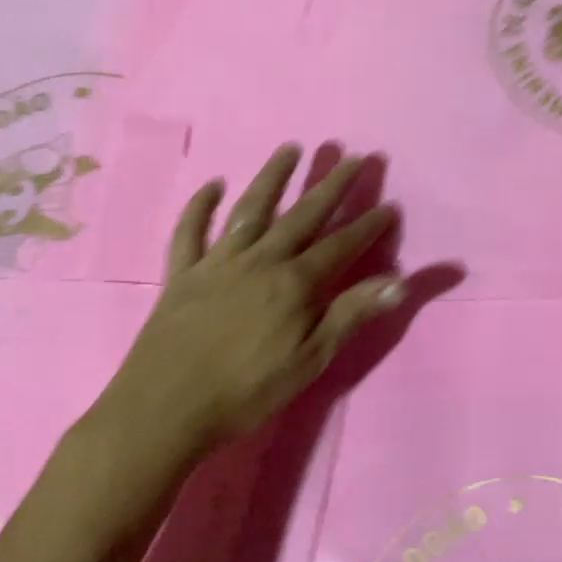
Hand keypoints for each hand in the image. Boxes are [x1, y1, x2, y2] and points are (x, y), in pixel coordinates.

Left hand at [93, 143, 403, 460]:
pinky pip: (189, 234)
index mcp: (295, 283)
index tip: (389, 204)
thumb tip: (399, 280)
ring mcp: (217, 264)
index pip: (342, 245)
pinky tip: (211, 186)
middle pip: (303, 215)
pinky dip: (200, 207)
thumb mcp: (311, 359)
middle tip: (352, 156)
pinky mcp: (180, 276)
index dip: (368, 225)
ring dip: (273, 177)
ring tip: (290, 148)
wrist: (161, 413)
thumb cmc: (246, 391)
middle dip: (331, 185)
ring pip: (250, 210)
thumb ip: (352, 314)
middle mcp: (261, 261)